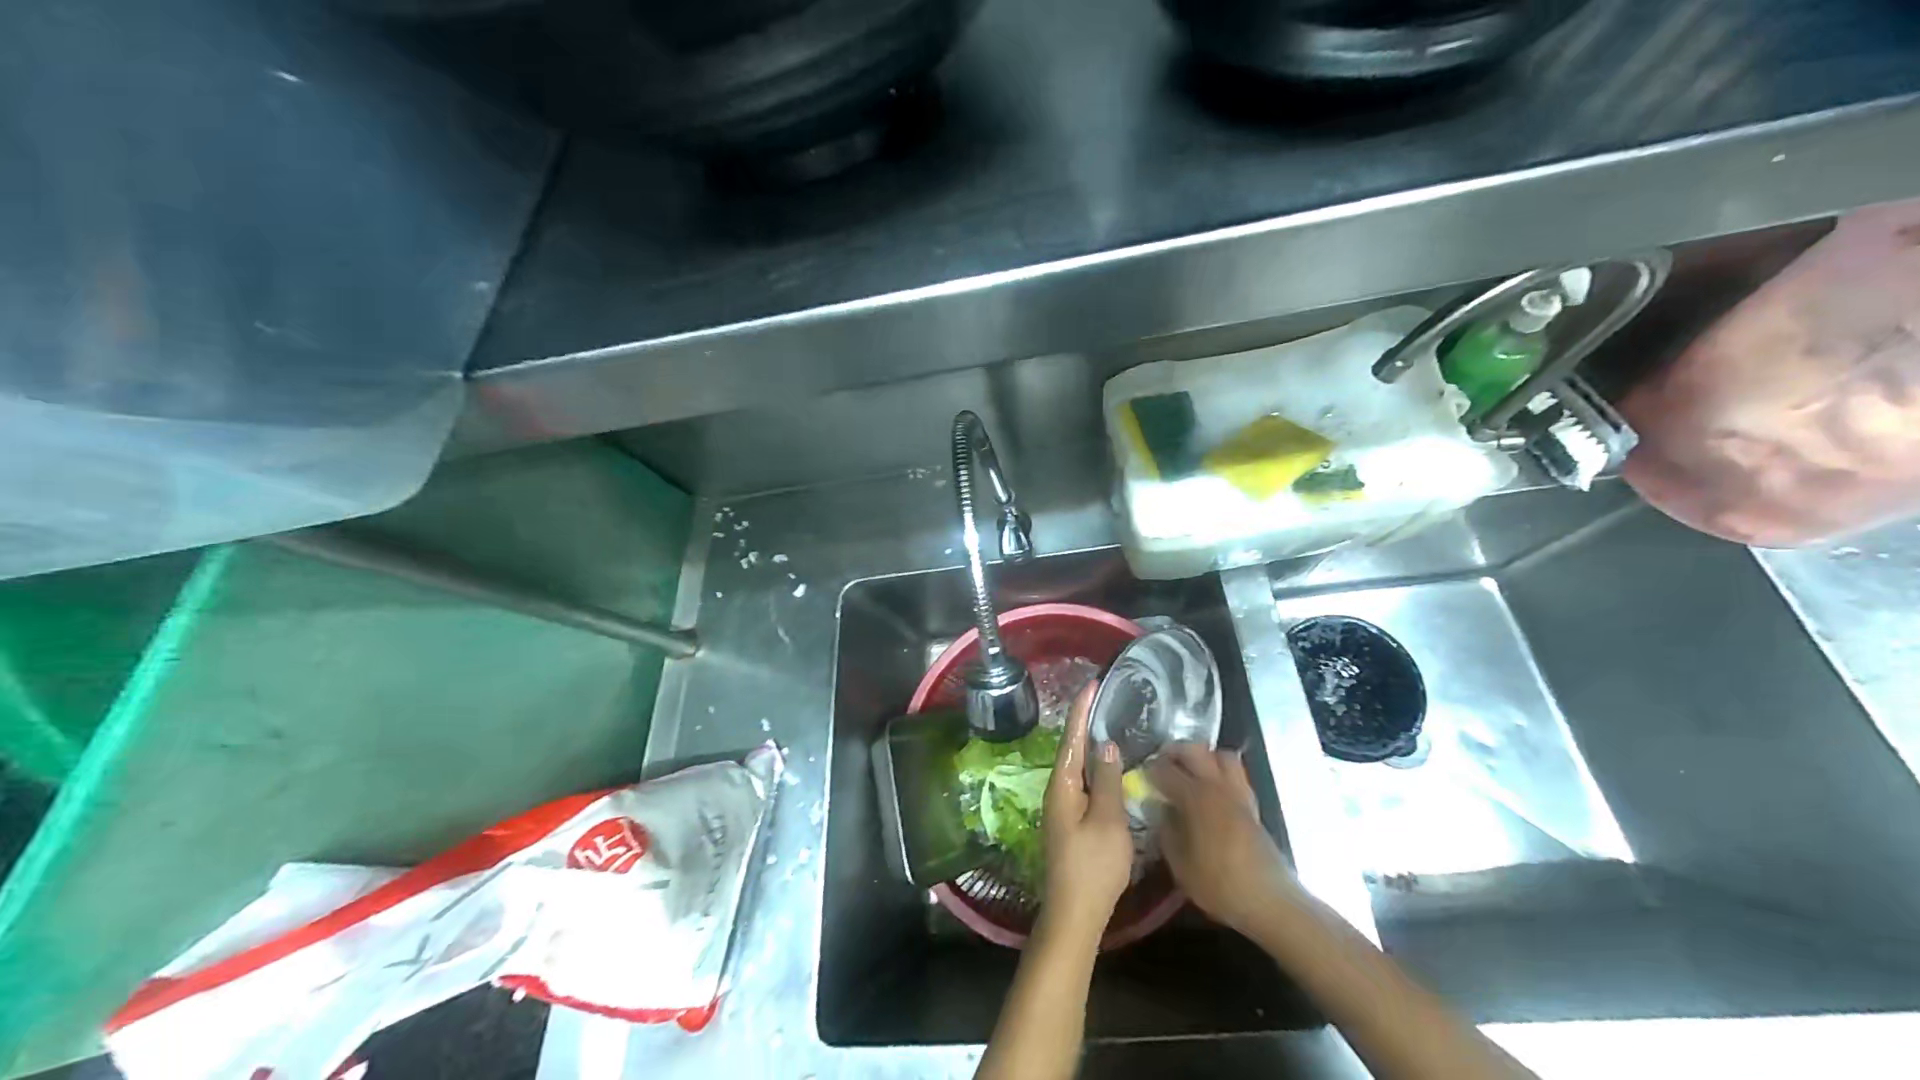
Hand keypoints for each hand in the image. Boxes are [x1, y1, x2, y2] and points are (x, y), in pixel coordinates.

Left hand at [1039, 683, 1133, 940]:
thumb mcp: (1108, 820)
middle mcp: (1058, 789)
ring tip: (1107, 720)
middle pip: (1071, 747)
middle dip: (1085, 720)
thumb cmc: (1093, 865)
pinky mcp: (1070, 819)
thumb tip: (1107, 744)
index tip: (1092, 683)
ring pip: (1077, 764)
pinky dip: (1094, 765)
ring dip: (1089, 742)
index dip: (1082, 710)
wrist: (1075, 912)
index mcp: (1063, 784)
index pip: (1073, 737)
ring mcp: (1062, 805)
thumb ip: (1109, 780)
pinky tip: (1108, 764)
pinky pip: (1082, 781)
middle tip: (1103, 697)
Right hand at [1148, 744, 1295, 935]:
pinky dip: (1220, 772)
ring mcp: (1239, 794)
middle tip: (1161, 763)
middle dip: (1174, 751)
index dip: (1149, 769)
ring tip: (1189, 771)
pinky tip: (1211, 791)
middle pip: (1195, 750)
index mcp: (1195, 798)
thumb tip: (1158, 809)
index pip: (1165, 770)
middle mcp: (1217, 787)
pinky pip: (1236, 774)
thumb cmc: (1219, 885)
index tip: (1139, 775)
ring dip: (1203, 756)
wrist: (1269, 902)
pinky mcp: (1252, 806)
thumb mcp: (1180, 865)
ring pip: (1221, 755)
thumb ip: (1165, 831)